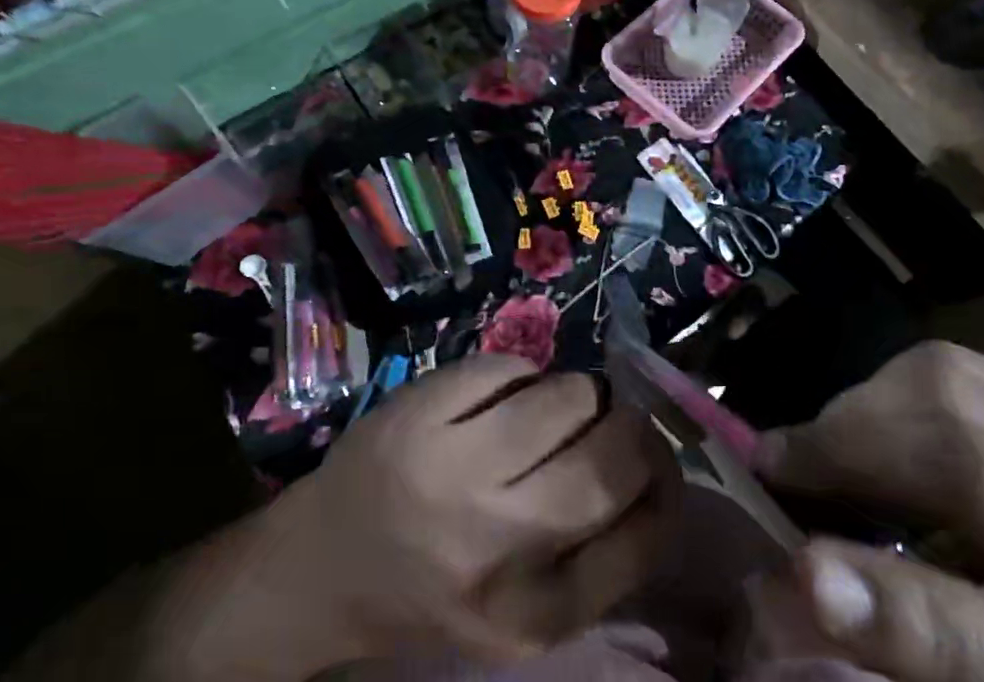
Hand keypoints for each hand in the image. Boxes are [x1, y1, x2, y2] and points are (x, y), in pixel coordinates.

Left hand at [11, 355, 675, 681]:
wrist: (318, 573)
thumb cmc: (427, 596)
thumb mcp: (522, 616)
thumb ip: (596, 558)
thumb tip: (657, 471)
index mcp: (535, 615)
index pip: (645, 532)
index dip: (665, 483)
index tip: (656, 462)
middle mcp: (498, 542)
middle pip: (613, 456)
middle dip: (631, 427)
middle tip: (614, 420)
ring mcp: (451, 467)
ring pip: (566, 396)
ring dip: (577, 392)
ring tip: (556, 405)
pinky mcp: (416, 413)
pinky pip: (504, 367)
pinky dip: (519, 373)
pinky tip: (504, 394)